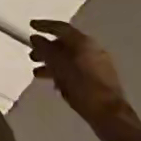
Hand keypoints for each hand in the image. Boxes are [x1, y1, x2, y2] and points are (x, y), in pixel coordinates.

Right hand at [29, 20, 132, 135]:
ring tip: (38, 73)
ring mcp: (98, 64)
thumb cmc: (82, 87)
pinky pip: (77, 69)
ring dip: (53, 63)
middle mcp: (93, 49)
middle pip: (65, 43)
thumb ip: (46, 51)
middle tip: (32, 56)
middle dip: (47, 49)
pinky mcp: (100, 79)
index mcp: (84, 42)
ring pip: (70, 58)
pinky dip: (63, 72)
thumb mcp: (59, 67)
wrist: (109, 114)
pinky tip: (55, 84)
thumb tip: (36, 38)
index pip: (61, 28)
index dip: (44, 26)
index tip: (31, 26)